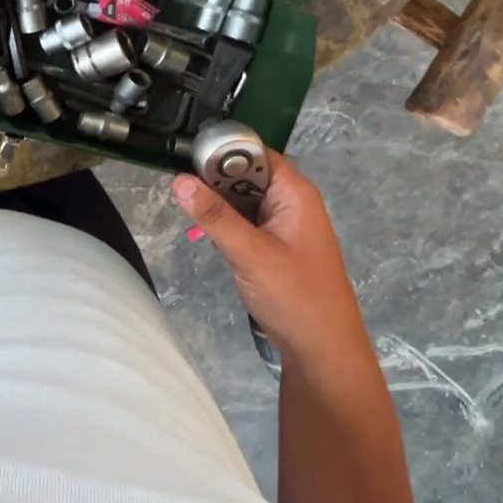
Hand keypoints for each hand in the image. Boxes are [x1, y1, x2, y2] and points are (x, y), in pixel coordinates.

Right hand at [170, 151, 374, 367]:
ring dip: (217, 205)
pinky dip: (225, 224)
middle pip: (244, 171)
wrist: (323, 351)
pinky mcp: (274, 242)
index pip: (253, 151)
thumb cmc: (295, 298)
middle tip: (184, 195)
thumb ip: (214, 216)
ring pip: (240, 196)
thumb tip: (179, 180)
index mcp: (294, 192)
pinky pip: (244, 218)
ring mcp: (283, 222)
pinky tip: (208, 236)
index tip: (185, 162)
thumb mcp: (249, 254)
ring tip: (195, 218)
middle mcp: (290, 200)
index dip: (221, 152)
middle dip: (213, 181)